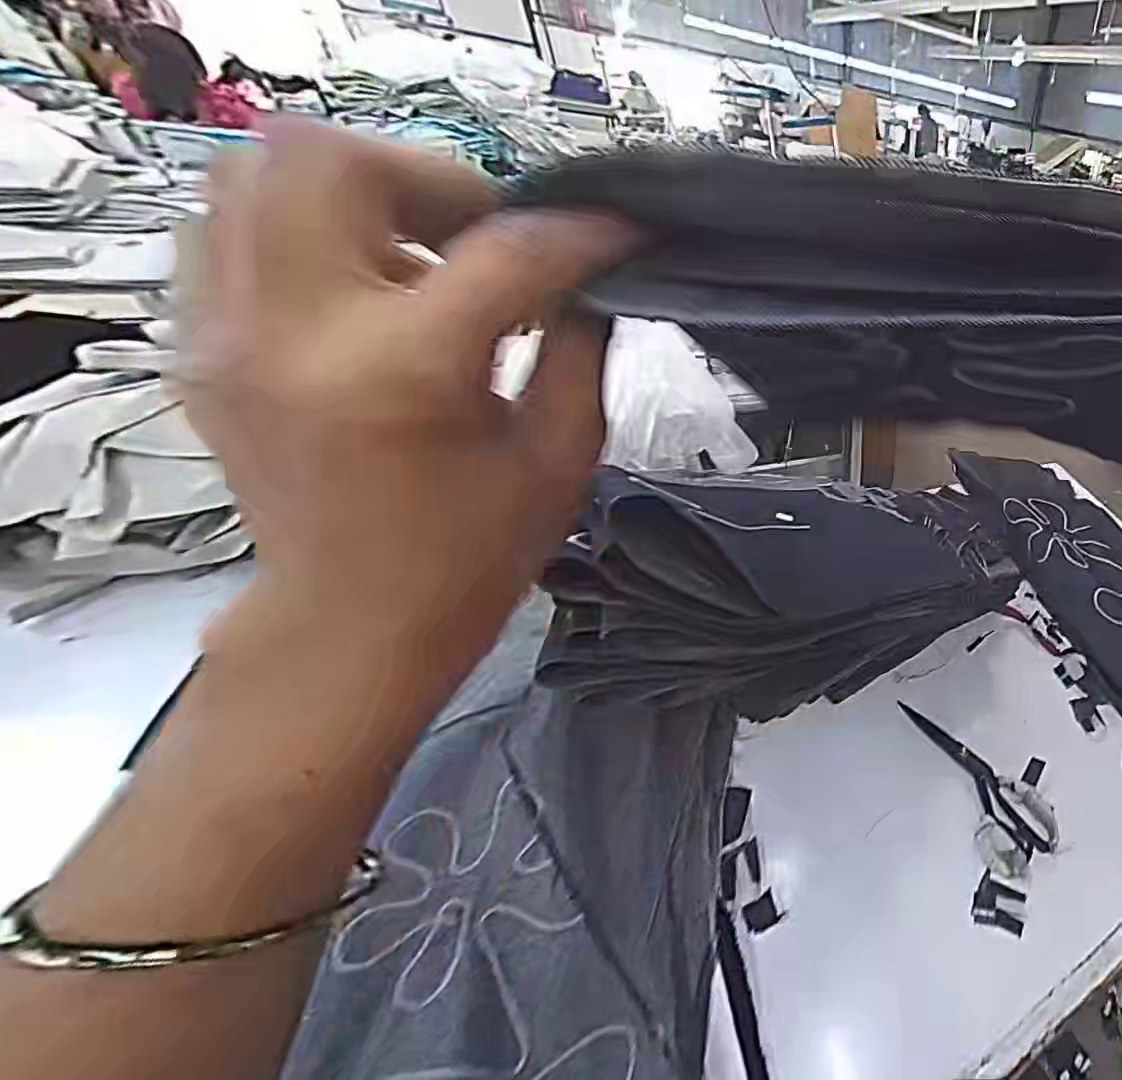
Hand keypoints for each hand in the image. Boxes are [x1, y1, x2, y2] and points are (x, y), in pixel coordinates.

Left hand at [182, 120, 637, 663]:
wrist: (360, 615)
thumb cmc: (481, 551)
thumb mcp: (563, 457)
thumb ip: (580, 352)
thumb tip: (586, 284)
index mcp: (408, 374)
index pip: (502, 255)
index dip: (577, 234)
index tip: (618, 232)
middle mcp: (295, 330)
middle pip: (334, 160)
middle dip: (440, 180)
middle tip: (498, 236)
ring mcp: (225, 329)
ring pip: (262, 171)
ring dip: (371, 194)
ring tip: (438, 253)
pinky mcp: (201, 339)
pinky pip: (237, 224)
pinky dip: (320, 227)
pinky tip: (380, 284)